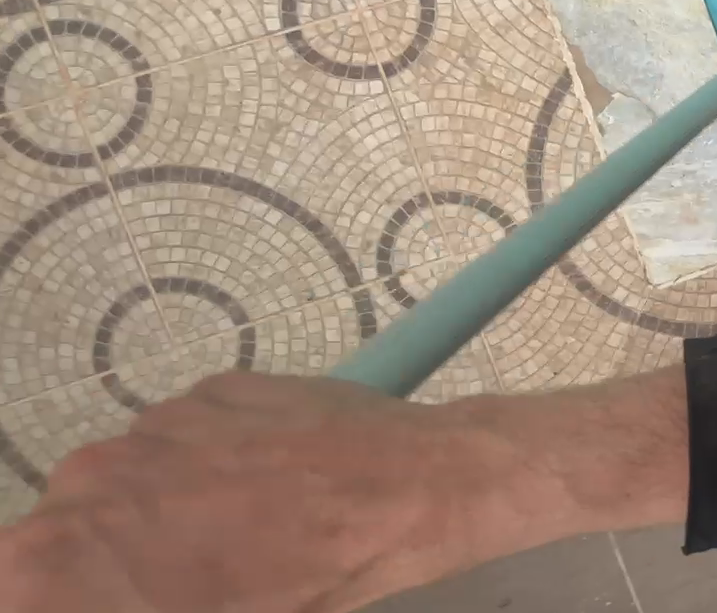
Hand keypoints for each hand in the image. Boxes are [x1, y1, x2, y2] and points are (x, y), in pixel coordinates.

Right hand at [0, 372, 581, 612]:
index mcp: (52, 560)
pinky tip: (274, 467)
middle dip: (119, 549)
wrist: (421, 486)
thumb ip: (118, 600)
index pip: (24, 582)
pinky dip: (221, 446)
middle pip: (70, 526)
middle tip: (192, 560)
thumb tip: (93, 586)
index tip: (135, 587)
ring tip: (248, 514)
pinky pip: (196, 424)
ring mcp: (162, 419)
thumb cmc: (314, 580)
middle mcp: (88, 478)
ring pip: (137, 470)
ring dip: (171, 493)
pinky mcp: (228, 382)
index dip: (78, 590)